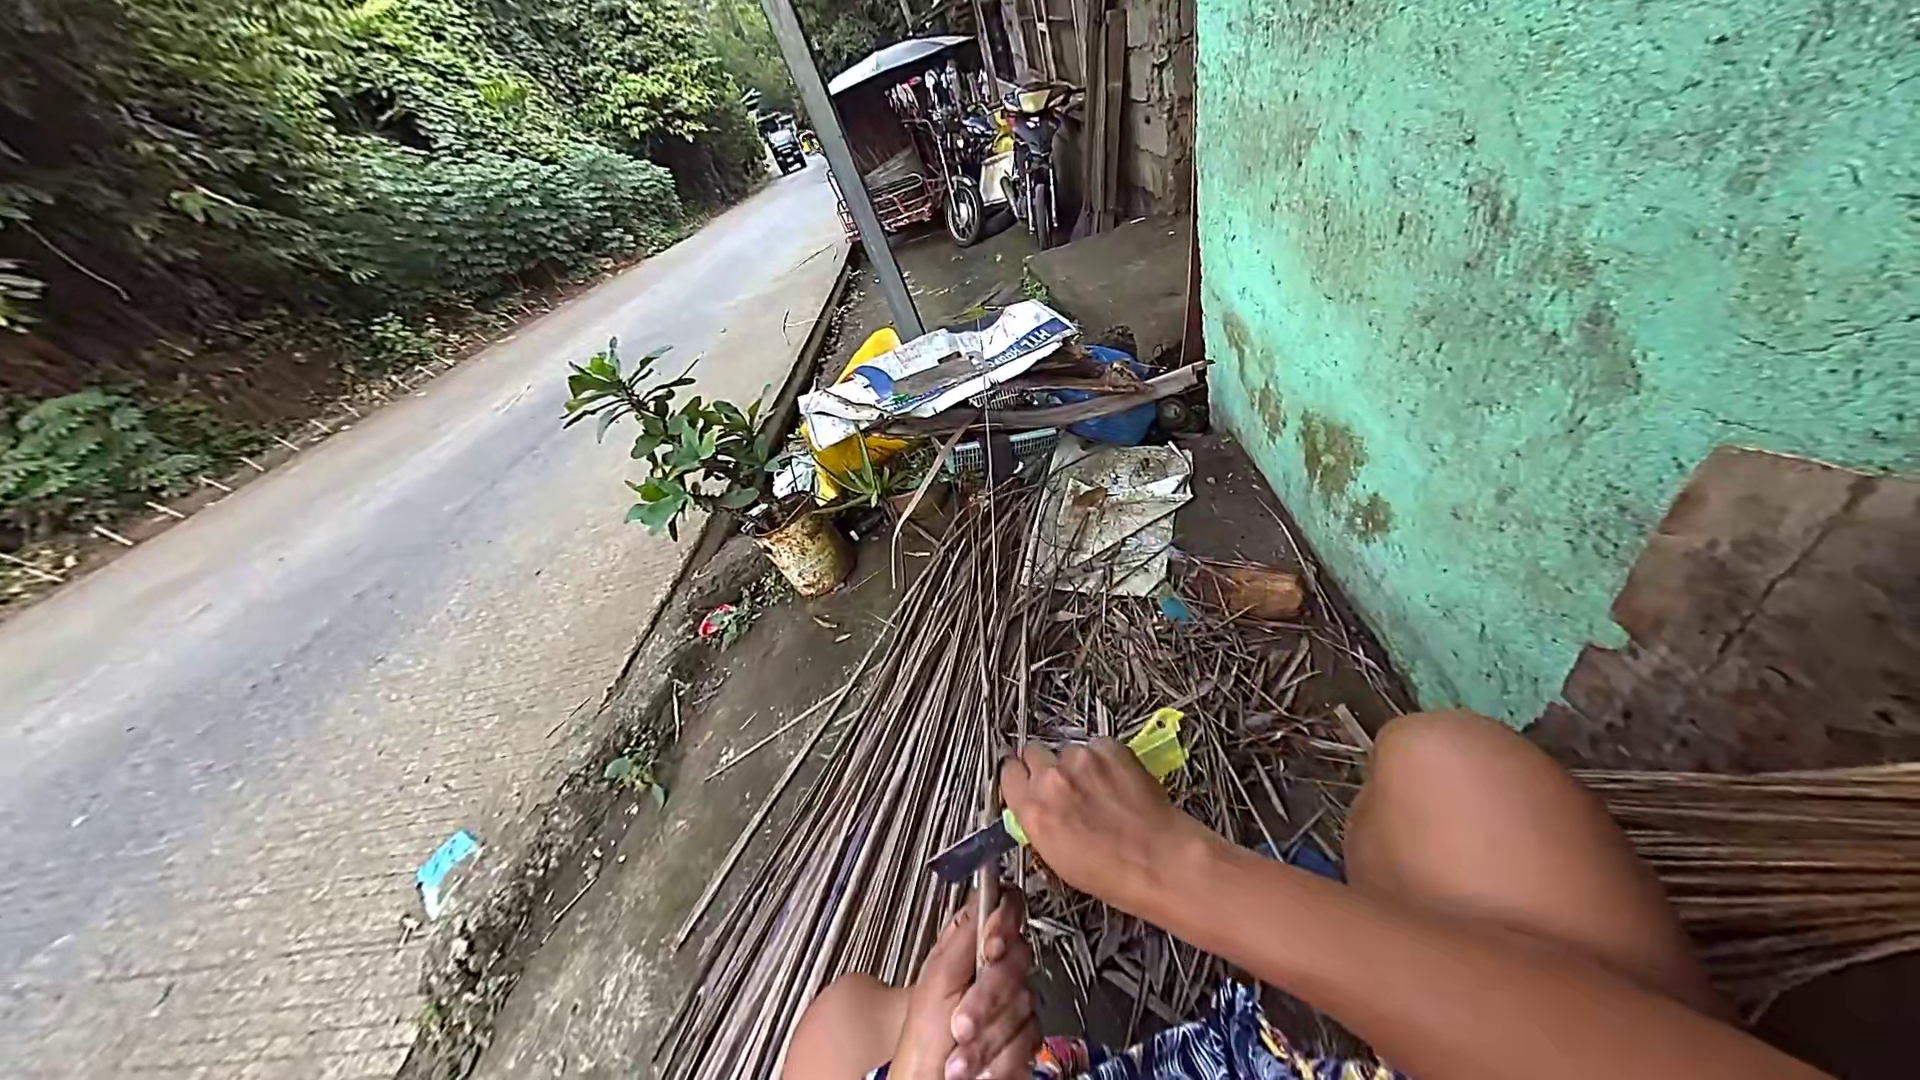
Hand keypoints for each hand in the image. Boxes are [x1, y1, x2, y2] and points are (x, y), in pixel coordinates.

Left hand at [889, 891, 1038, 1079]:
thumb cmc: (922, 1038)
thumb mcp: (937, 977)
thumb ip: (966, 934)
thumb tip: (987, 891)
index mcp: (970, 942)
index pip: (1005, 906)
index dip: (1004, 920)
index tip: (990, 948)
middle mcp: (994, 966)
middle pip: (1017, 956)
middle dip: (988, 997)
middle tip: (962, 1021)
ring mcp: (1011, 1000)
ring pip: (1024, 1002)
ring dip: (988, 1037)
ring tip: (960, 1054)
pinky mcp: (1024, 1036)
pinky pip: (1030, 1037)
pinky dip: (1001, 1060)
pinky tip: (981, 1070)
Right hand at [1000, 739, 1216, 913]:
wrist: (1162, 861)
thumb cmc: (1116, 871)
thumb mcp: (1055, 856)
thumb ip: (1036, 819)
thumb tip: (1031, 804)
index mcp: (1033, 811)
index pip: (1008, 772)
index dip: (1019, 774)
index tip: (1025, 776)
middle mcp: (1052, 780)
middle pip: (1033, 752)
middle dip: (1044, 765)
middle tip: (1062, 784)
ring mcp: (1081, 760)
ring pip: (1067, 750)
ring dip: (1076, 765)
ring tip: (1098, 791)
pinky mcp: (1108, 748)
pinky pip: (1096, 746)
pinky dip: (1103, 759)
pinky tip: (1116, 783)